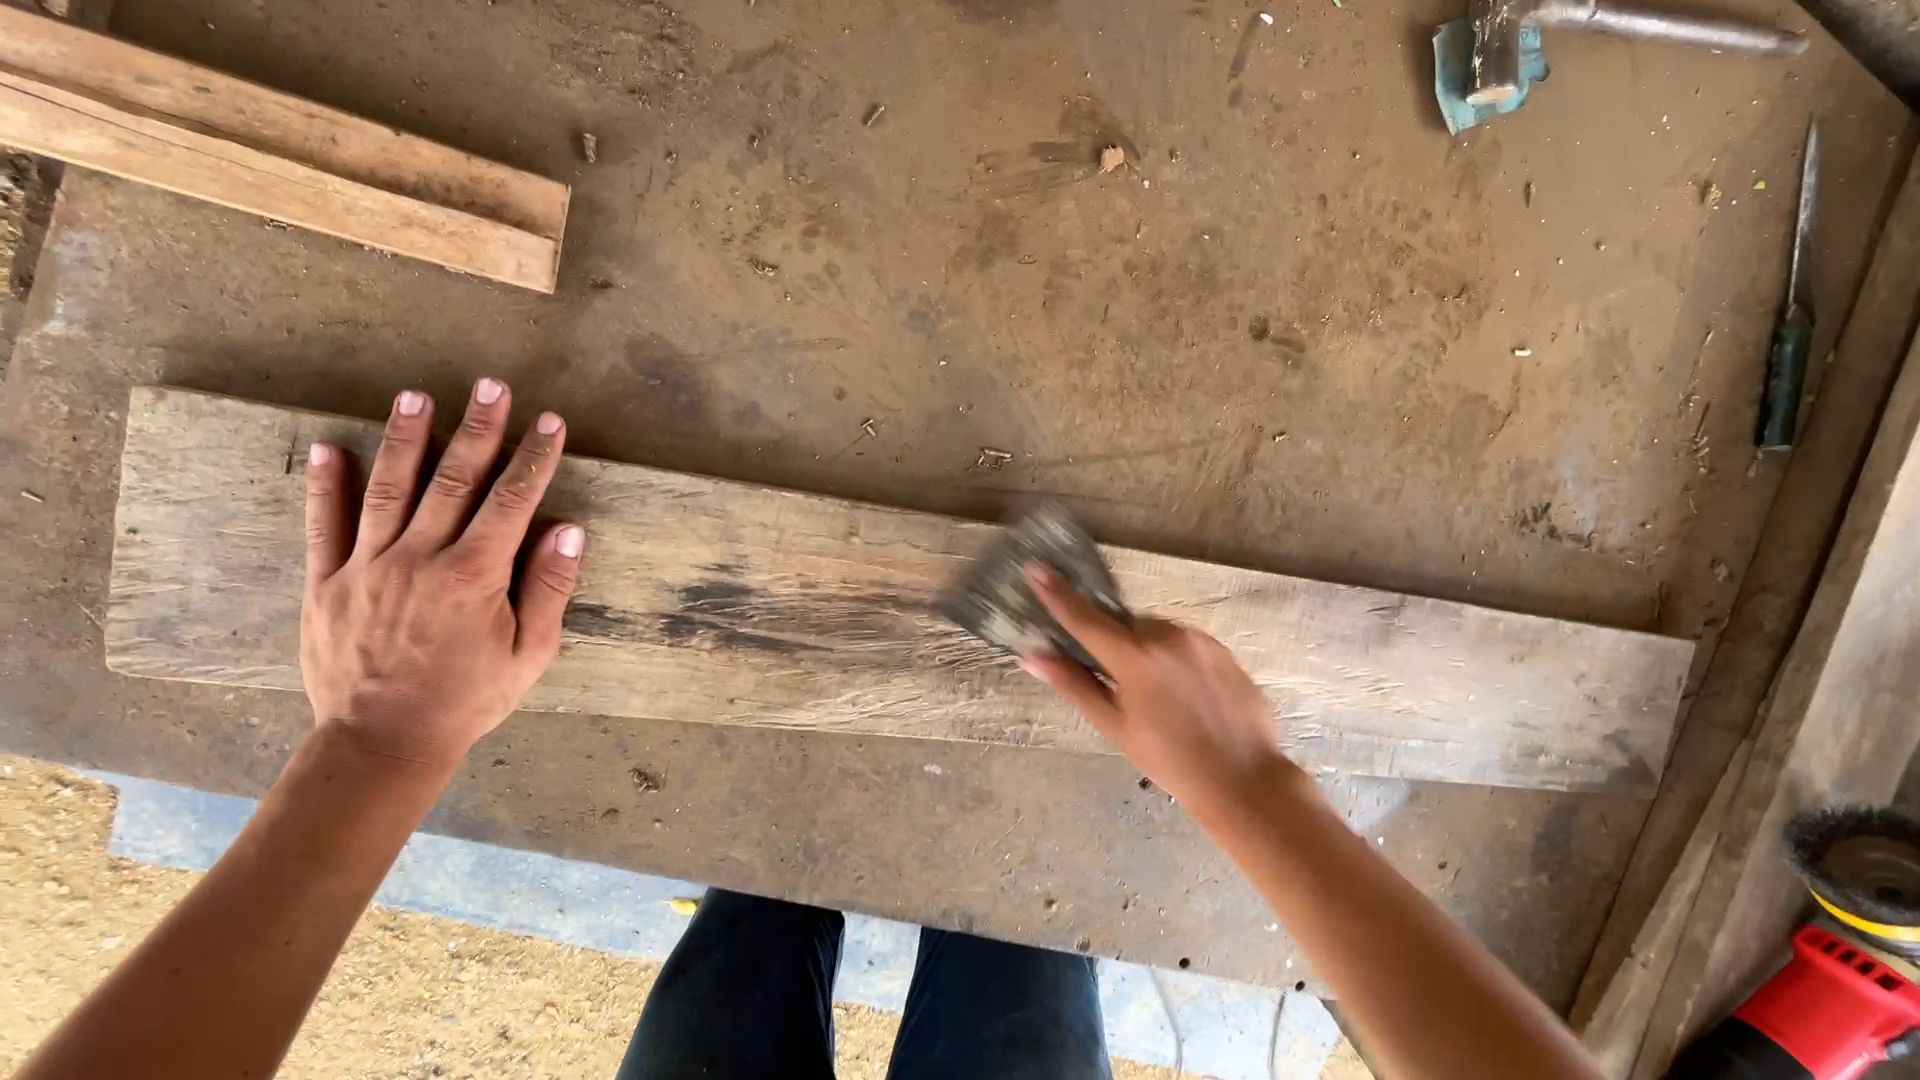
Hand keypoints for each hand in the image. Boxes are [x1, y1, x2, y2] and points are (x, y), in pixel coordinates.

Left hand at [300, 378, 585, 770]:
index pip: (512, 499)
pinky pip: (324, 525)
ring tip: (416, 396)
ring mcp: (367, 566)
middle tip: (491, 386)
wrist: (384, 741)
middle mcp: (420, 558)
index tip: (549, 422)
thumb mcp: (531, 652)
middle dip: (478, 429)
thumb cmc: (470, 698)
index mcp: (474, 575)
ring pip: (389, 487)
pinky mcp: (328, 583)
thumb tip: (569, 529)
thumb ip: (549, 587)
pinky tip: (329, 448)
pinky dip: (325, 484)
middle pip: (454, 479)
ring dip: (406, 437)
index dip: (534, 457)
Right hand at [1022, 564, 1296, 811]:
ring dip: (1148, 654)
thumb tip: (1032, 658)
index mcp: (1134, 658)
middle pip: (1125, 628)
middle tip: (1125, 689)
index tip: (1036, 569)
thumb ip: (1074, 685)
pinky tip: (1186, 696)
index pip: (1084, 618)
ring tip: (1162, 700)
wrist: (1243, 778)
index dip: (1056, 594)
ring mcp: (1198, 640)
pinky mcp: (1222, 648)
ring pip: (1156, 634)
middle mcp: (1167, 636)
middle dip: (1118, 648)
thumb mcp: (1115, 727)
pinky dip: (1175, 661)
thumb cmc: (1170, 760)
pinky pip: (1185, 644)